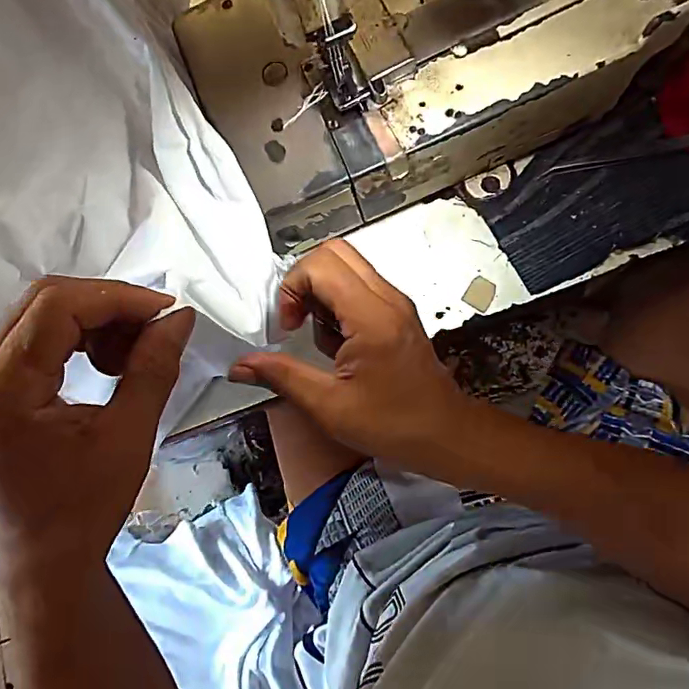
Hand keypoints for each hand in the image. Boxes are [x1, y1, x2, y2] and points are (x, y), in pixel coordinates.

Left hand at [0, 277, 194, 570]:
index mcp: (2, 391)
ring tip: (131, 353)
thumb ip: (153, 368)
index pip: (55, 307)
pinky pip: (32, 340)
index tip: (162, 311)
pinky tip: (104, 362)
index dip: (114, 298)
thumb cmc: (86, 508)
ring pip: (37, 316)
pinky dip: (74, 338)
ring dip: (91, 320)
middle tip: (153, 327)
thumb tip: (179, 317)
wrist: (47, 561)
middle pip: (42, 303)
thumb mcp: (129, 437)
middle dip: (105, 305)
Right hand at [229, 240, 478, 472]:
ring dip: (318, 291)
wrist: (446, 435)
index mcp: (372, 317)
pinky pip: (357, 286)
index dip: (292, 289)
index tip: (288, 327)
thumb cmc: (395, 424)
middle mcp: (387, 299)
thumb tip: (242, 366)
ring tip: (314, 334)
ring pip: (346, 266)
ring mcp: (394, 303)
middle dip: (302, 281)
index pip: (321, 265)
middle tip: (295, 320)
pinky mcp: (395, 313)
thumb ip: (281, 377)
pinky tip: (334, 342)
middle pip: (334, 253)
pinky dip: (334, 302)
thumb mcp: (328, 406)